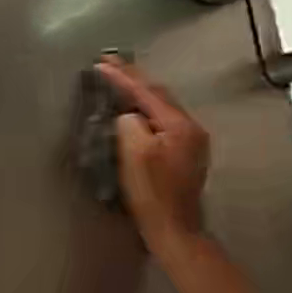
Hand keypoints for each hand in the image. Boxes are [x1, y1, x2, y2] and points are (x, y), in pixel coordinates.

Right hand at [95, 56, 209, 255]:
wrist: (174, 229)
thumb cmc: (153, 193)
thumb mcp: (135, 154)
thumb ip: (129, 124)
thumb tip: (128, 116)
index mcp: (180, 125)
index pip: (146, 93)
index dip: (122, 77)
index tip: (101, 63)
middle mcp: (190, 128)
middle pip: (159, 95)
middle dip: (133, 79)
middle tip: (109, 64)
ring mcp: (190, 142)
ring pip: (161, 106)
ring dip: (139, 93)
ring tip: (119, 81)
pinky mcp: (183, 154)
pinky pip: (161, 120)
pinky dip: (145, 109)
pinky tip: (133, 110)